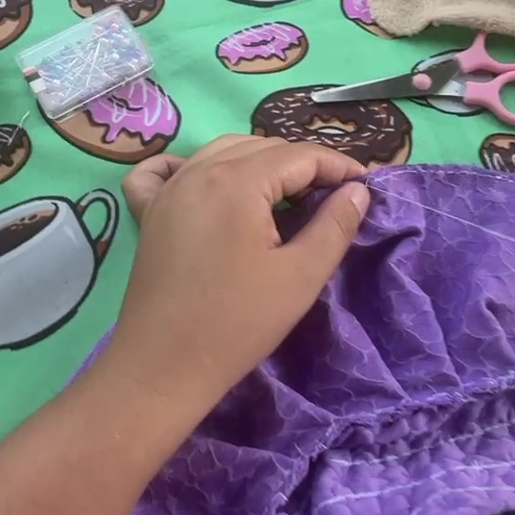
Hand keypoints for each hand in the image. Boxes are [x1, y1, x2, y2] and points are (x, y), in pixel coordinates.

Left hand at [101, 135, 370, 406]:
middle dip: (303, 164)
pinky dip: (190, 165)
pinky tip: (206, 182)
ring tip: (287, 193)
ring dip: (260, 162)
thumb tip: (357, 191)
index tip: (365, 186)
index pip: (299, 155)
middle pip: (262, 147)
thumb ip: (334, 226)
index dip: (338, 165)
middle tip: (332, 196)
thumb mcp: (300, 277)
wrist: (162, 367)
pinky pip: (164, 170)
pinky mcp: (149, 212)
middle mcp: (199, 171)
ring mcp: (168, 189)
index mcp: (238, 182)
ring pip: (222, 151)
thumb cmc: (237, 324)